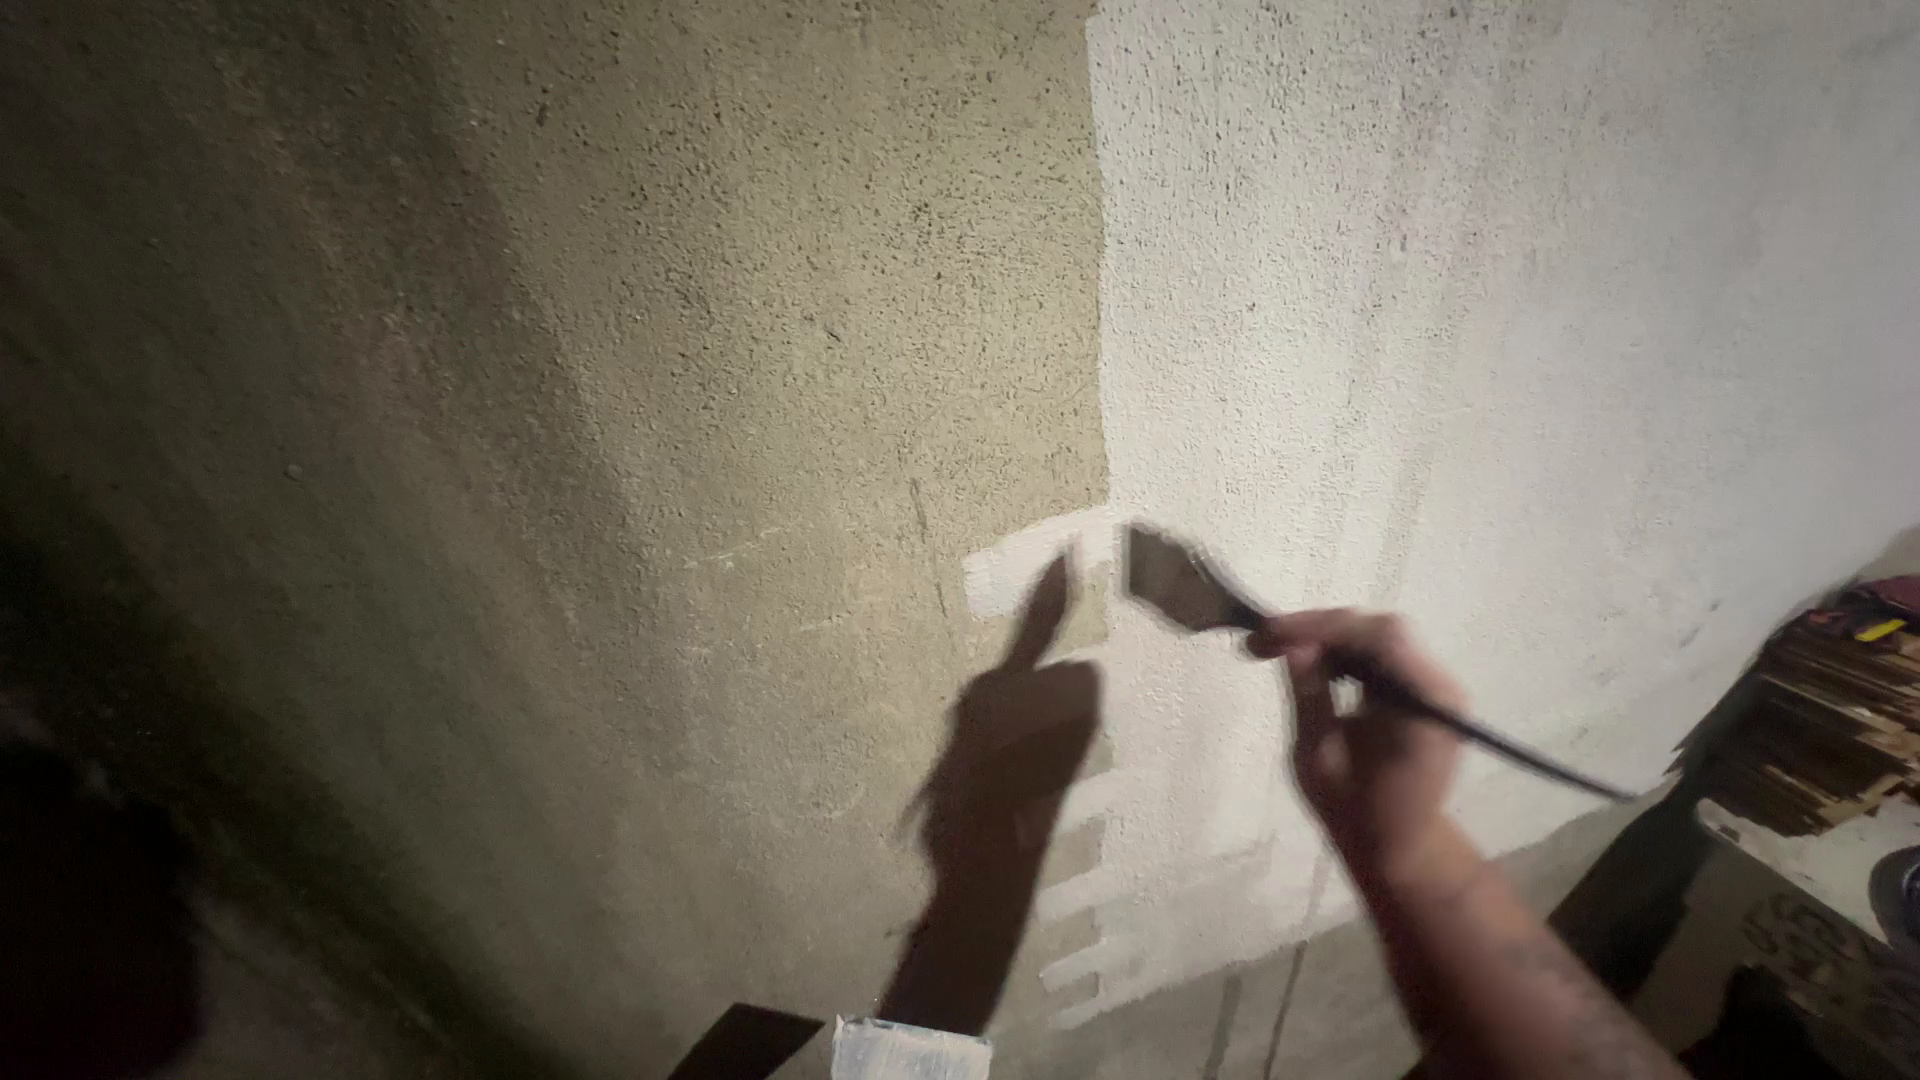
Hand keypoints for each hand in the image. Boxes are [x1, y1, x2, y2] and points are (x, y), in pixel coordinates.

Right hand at [1249, 610, 1468, 873]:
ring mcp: (1430, 686)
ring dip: (1323, 635)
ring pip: (1375, 634)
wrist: (1397, 844)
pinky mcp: (1415, 688)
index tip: (1268, 634)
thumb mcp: (1319, 759)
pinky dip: (1337, 649)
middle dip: (1317, 627)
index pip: (1380, 640)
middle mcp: (1438, 689)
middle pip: (1380, 630)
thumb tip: (1294, 646)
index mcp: (1424, 708)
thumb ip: (1311, 698)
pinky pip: (1376, 652)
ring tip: (1276, 649)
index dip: (1322, 627)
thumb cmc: (1356, 813)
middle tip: (1263, 640)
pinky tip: (1308, 663)